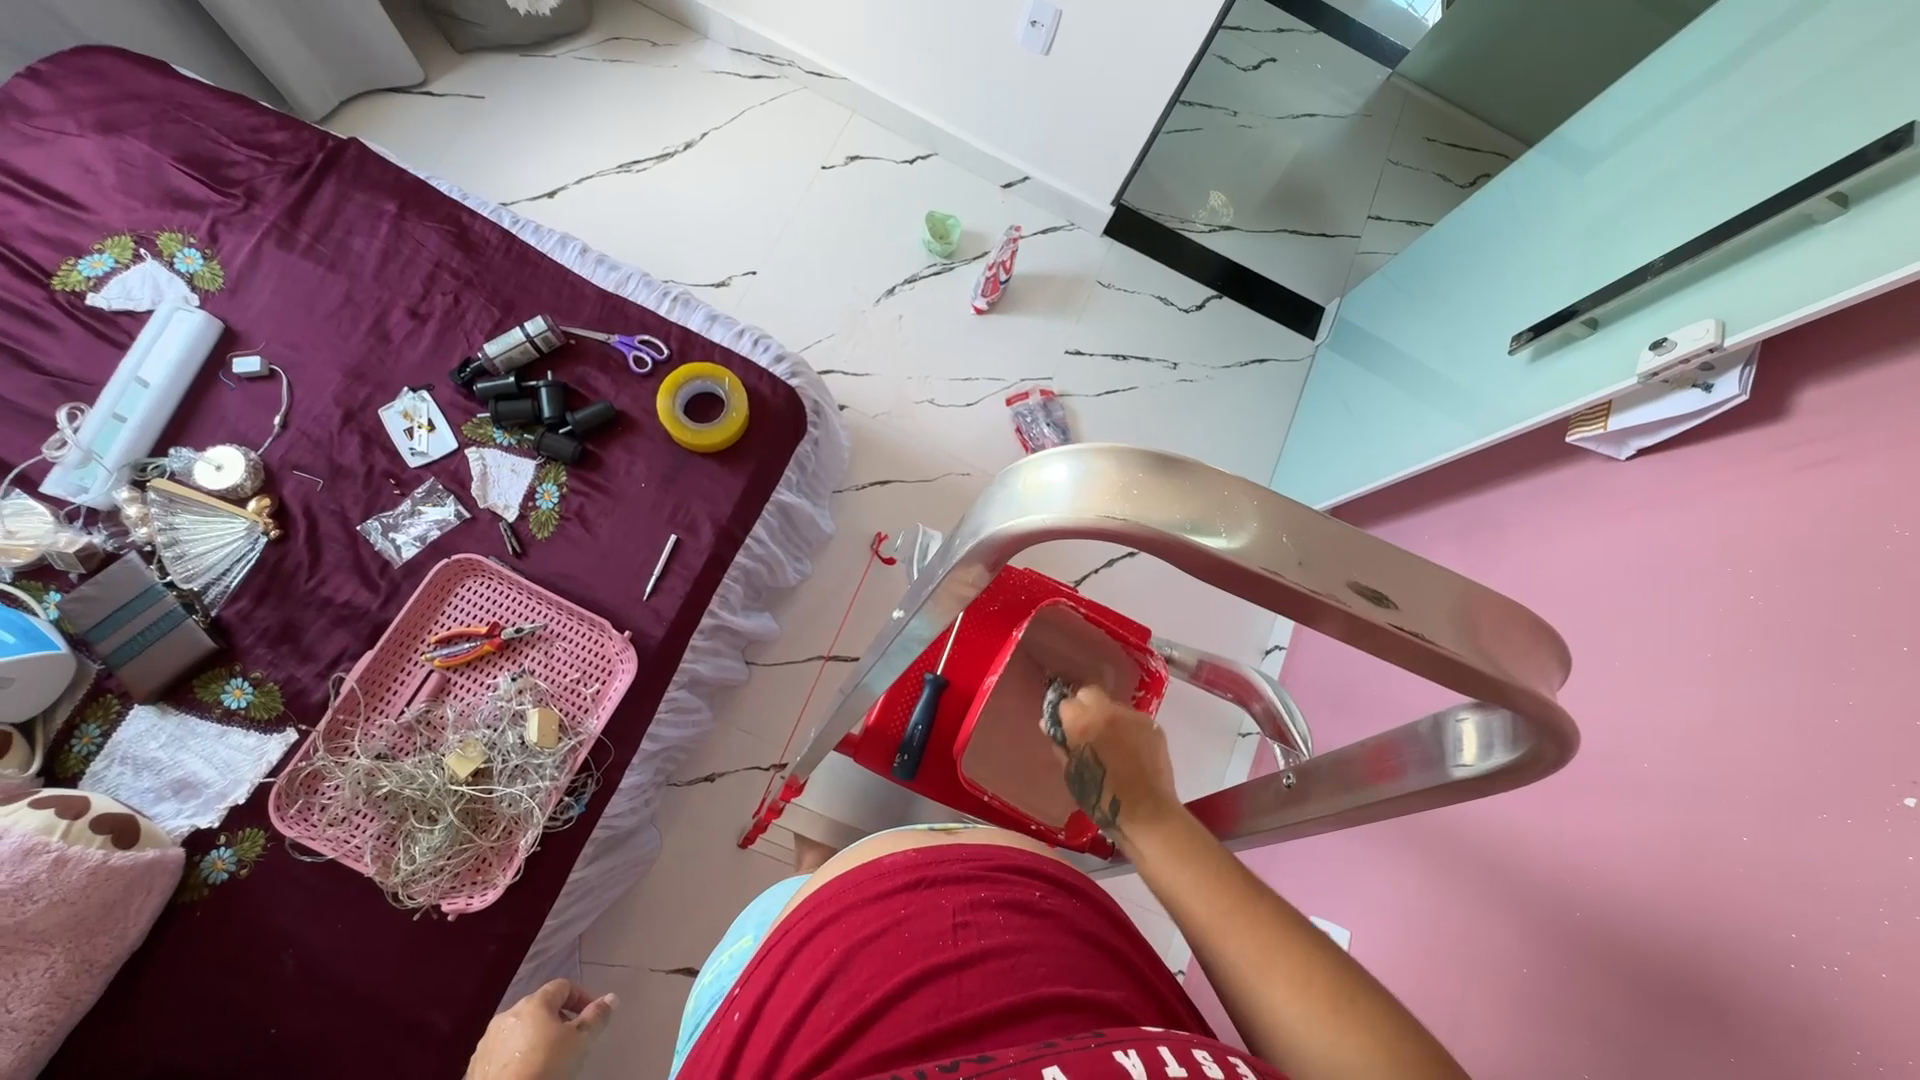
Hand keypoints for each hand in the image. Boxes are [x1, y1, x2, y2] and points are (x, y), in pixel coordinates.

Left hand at [465, 978, 616, 1079]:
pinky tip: (524, 1072)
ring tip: (547, 1059)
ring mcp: (487, 1041)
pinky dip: (515, 1055)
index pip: (562, 986)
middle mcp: (507, 1015)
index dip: (581, 997)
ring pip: (518, 1030)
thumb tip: (611, 998)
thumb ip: (597, 1016)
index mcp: (534, 1003)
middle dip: (558, 1019)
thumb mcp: (580, 1042)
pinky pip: (501, 1052)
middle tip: (571, 1039)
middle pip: (539, 1007)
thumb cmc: (547, 1066)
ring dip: (534, 1037)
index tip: (592, 1016)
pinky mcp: (475, 1066)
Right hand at [1049, 685, 1179, 841]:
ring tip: (1112, 745)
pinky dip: (1128, 729)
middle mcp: (1108, 712)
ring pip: (1113, 706)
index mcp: (1083, 723)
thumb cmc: (1102, 800)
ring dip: (1108, 718)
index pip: (1066, 703)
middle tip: (1086, 731)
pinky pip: (1133, 720)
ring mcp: (1134, 717)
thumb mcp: (1072, 774)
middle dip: (1085, 707)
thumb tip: (1049, 725)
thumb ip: (1061, 745)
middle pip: (1089, 694)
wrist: (1147, 814)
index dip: (1065, 717)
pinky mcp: (1153, 726)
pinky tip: (1130, 751)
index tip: (1067, 731)